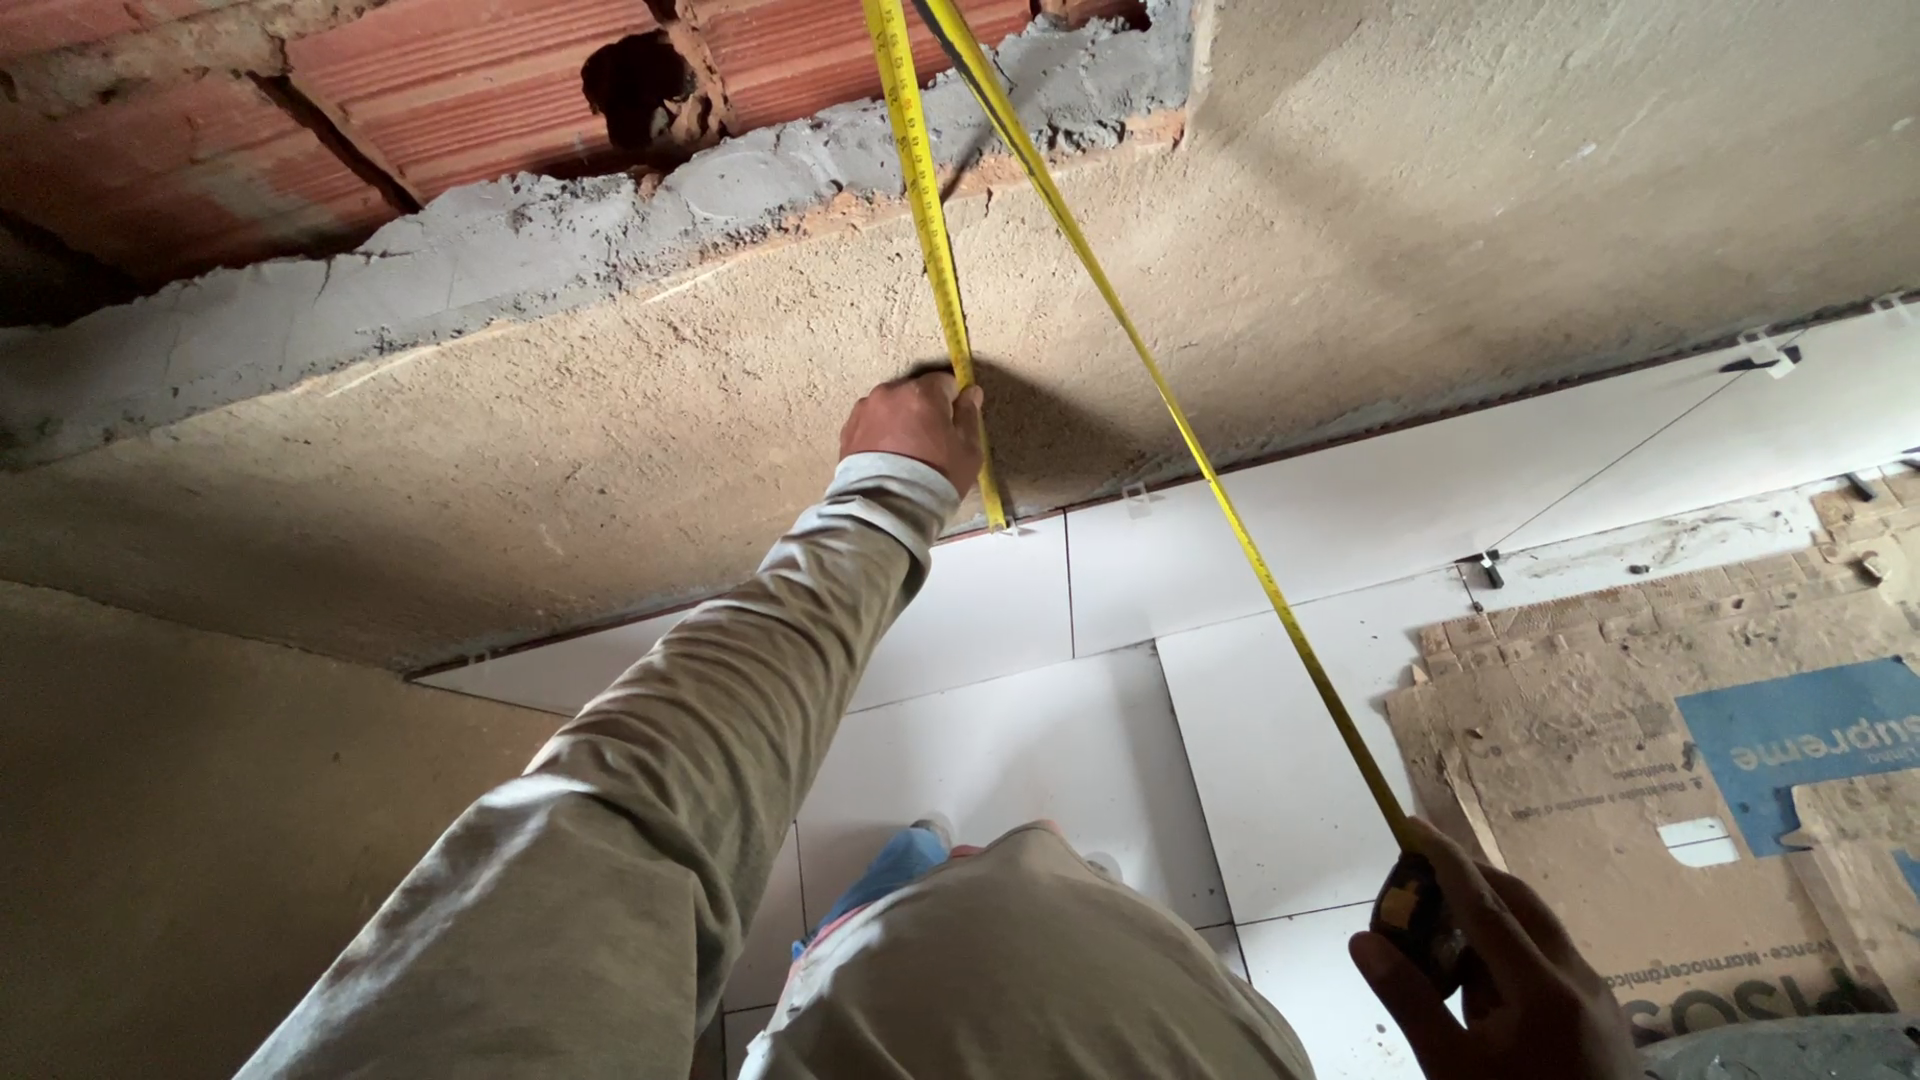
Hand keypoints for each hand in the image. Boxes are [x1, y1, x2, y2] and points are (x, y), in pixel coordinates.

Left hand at [839, 371, 984, 496]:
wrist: (887, 509)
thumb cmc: (936, 478)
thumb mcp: (968, 451)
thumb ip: (970, 416)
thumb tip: (972, 392)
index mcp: (922, 393)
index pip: (946, 382)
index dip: (954, 401)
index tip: (954, 423)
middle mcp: (890, 393)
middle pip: (916, 392)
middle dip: (925, 409)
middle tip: (930, 442)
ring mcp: (864, 409)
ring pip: (892, 406)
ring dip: (900, 419)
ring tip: (905, 452)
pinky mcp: (848, 429)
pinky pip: (872, 422)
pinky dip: (881, 433)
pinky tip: (888, 457)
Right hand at [1349, 819, 1637, 1079]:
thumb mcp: (1452, 1069)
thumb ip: (1409, 1000)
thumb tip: (1363, 940)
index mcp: (1542, 990)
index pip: (1484, 903)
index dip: (1445, 859)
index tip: (1413, 824)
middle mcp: (1578, 982)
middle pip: (1520, 902)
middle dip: (1470, 876)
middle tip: (1420, 871)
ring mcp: (1599, 1002)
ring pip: (1538, 929)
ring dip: (1488, 911)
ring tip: (1439, 929)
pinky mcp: (1604, 1021)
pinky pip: (1549, 959)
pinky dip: (1508, 945)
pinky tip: (1478, 979)